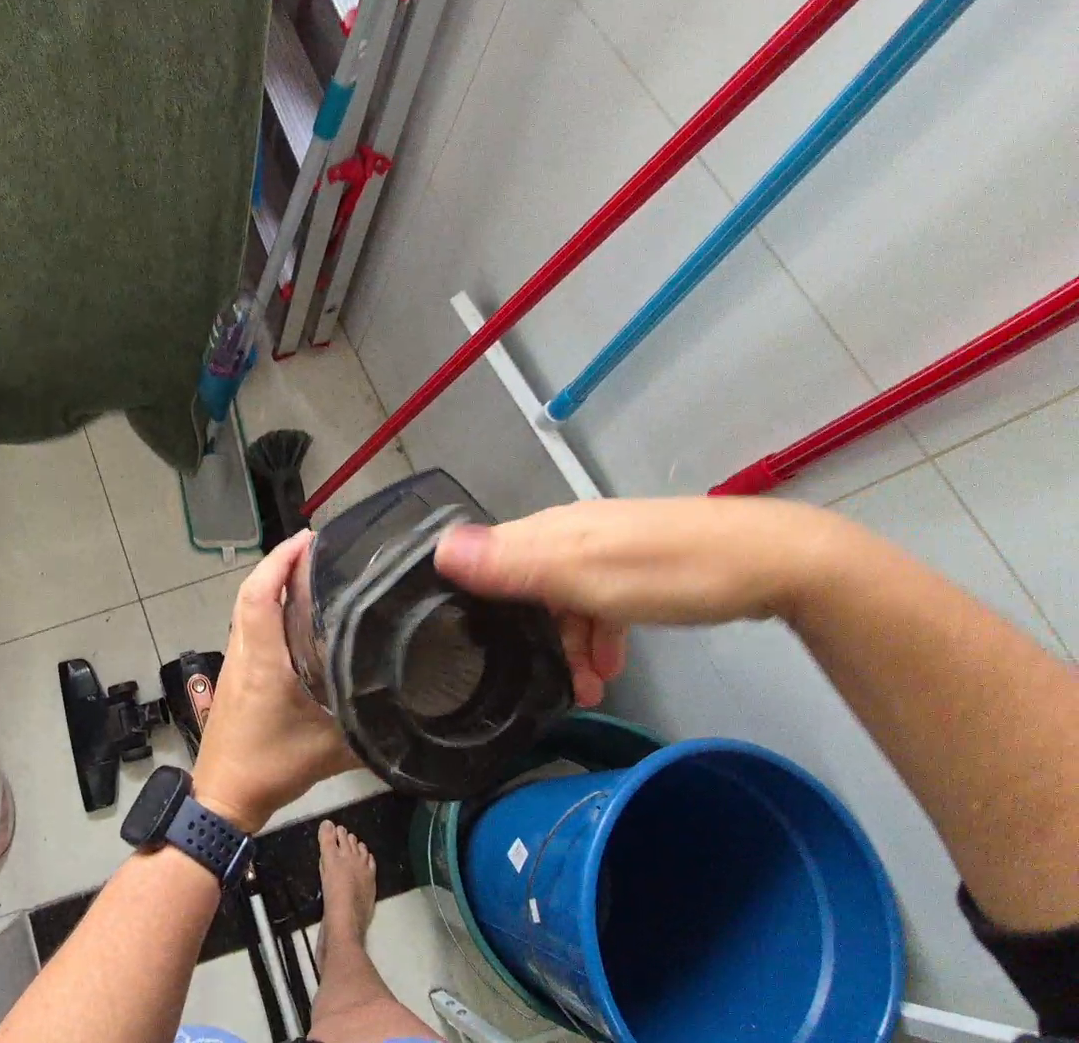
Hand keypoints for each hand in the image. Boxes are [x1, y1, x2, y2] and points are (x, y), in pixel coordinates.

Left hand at [191, 531, 361, 833]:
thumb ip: (370, 731)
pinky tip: (294, 619)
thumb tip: (411, 714)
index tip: (308, 540)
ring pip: (245, 610)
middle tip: (316, 553)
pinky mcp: (234, 677)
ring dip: (270, 586)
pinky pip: (247, 628)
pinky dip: (266, 610)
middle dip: (278, 564)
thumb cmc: (269, 768)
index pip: (259, 594)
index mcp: (261, 660)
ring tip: (309, 576)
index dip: (279, 561)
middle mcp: (242, 653)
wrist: (223, 797)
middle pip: (249, 593)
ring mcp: (234, 664)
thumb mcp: (330, 750)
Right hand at [431, 497, 851, 704]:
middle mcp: (571, 532)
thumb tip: (439, 549)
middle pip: (523, 582)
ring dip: (565, 644)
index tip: (468, 645)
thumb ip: (512, 566)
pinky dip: (596, 636)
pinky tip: (610, 667)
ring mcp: (608, 547)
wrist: (781, 562)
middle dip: (525, 632)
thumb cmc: (673, 572)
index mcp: (550, 531)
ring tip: (583, 689)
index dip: (471, 597)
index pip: (485, 557)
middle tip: (537, 681)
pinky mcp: (639, 565)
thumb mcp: (584, 575)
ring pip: (562, 598)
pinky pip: (597, 602)